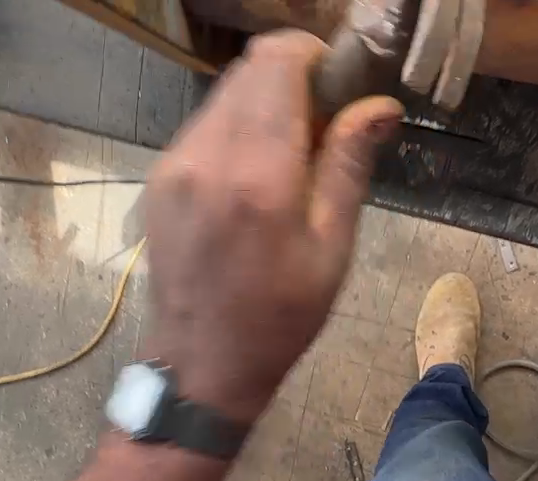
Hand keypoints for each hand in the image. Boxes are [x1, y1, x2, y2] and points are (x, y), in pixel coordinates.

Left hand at [143, 31, 403, 423]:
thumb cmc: (279, 320)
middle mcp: (207, 155)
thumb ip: (348, 169)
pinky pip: (202, 129)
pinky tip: (250, 185)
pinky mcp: (159, 180)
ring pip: (223, 97)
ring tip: (286, 166)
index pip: (277, 61)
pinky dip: (234, 135)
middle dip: (290, 82)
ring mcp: (174, 165)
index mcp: (259, 175)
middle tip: (319, 132)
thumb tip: (379, 105)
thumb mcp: (329, 253)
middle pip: (248, 71)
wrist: (203, 365)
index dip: (313, 58)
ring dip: (261, 109)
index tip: (338, 89)